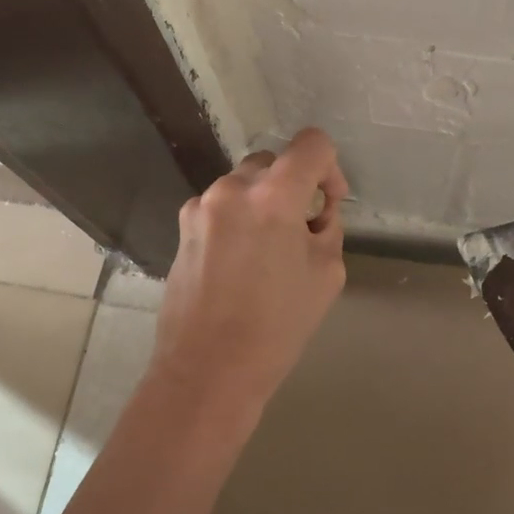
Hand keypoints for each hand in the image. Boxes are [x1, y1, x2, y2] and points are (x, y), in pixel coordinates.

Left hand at [149, 127, 349, 416]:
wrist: (208, 370)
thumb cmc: (276, 327)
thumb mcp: (326, 275)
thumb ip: (327, 230)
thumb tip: (315, 216)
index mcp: (273, 196)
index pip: (312, 144)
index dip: (331, 167)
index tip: (329, 203)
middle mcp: (232, 188)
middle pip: (275, 162)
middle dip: (295, 188)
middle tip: (303, 232)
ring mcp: (201, 206)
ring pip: (245, 184)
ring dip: (265, 203)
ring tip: (270, 251)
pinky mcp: (182, 227)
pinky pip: (221, 207)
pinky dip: (239, 219)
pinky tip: (241, 263)